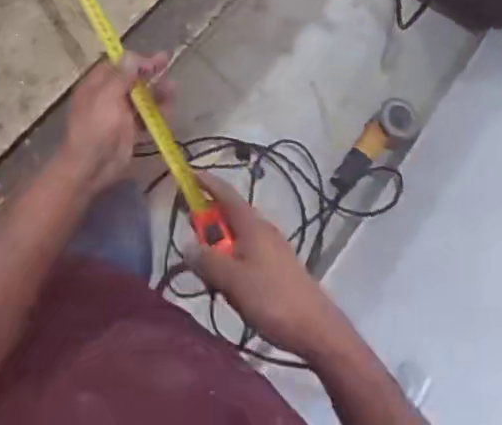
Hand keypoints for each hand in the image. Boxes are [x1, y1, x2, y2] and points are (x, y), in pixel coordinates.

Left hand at [57, 50, 169, 195]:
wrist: (90, 169)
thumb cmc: (95, 129)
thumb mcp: (107, 97)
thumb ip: (121, 76)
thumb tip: (131, 55)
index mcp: (98, 85)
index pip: (118, 64)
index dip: (136, 60)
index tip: (154, 60)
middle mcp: (109, 96)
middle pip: (133, 79)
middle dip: (150, 72)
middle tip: (167, 64)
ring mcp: (120, 114)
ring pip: (142, 97)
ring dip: (158, 91)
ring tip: (173, 88)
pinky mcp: (130, 130)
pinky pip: (147, 116)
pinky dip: (159, 111)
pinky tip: (169, 108)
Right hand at [188, 173, 353, 360]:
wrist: (315, 327)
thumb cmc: (272, 298)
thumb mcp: (233, 280)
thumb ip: (208, 261)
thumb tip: (186, 245)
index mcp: (252, 224)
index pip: (226, 194)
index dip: (207, 183)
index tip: (188, 174)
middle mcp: (262, 229)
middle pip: (230, 216)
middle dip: (208, 225)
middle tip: (190, 242)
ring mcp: (271, 248)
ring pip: (237, 239)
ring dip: (219, 250)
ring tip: (209, 276)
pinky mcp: (276, 267)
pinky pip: (246, 255)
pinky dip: (231, 264)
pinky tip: (228, 289)